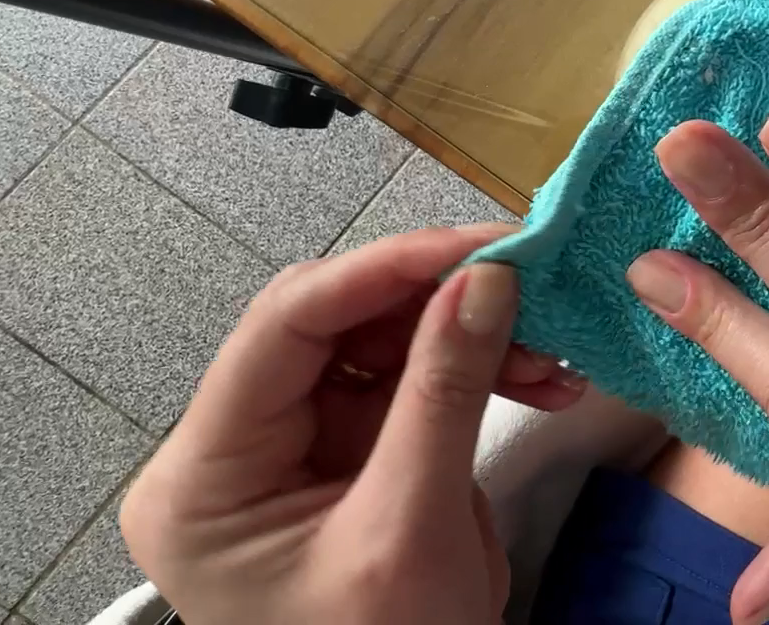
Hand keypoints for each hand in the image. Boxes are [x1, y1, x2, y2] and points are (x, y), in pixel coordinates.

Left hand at [121, 224, 584, 624]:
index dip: (388, 267)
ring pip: (400, 334)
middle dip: (448, 299)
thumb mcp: (412, 523)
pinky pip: (433, 371)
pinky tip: (548, 382)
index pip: (288, 323)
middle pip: (348, 317)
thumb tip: (489, 276)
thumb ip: (447, 392)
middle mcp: (251, 436)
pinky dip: (494, 366)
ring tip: (556, 354)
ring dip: (485, 334)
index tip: (488, 246)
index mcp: (212, 469)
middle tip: (534, 286)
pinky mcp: (371, 439)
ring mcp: (314, 434)